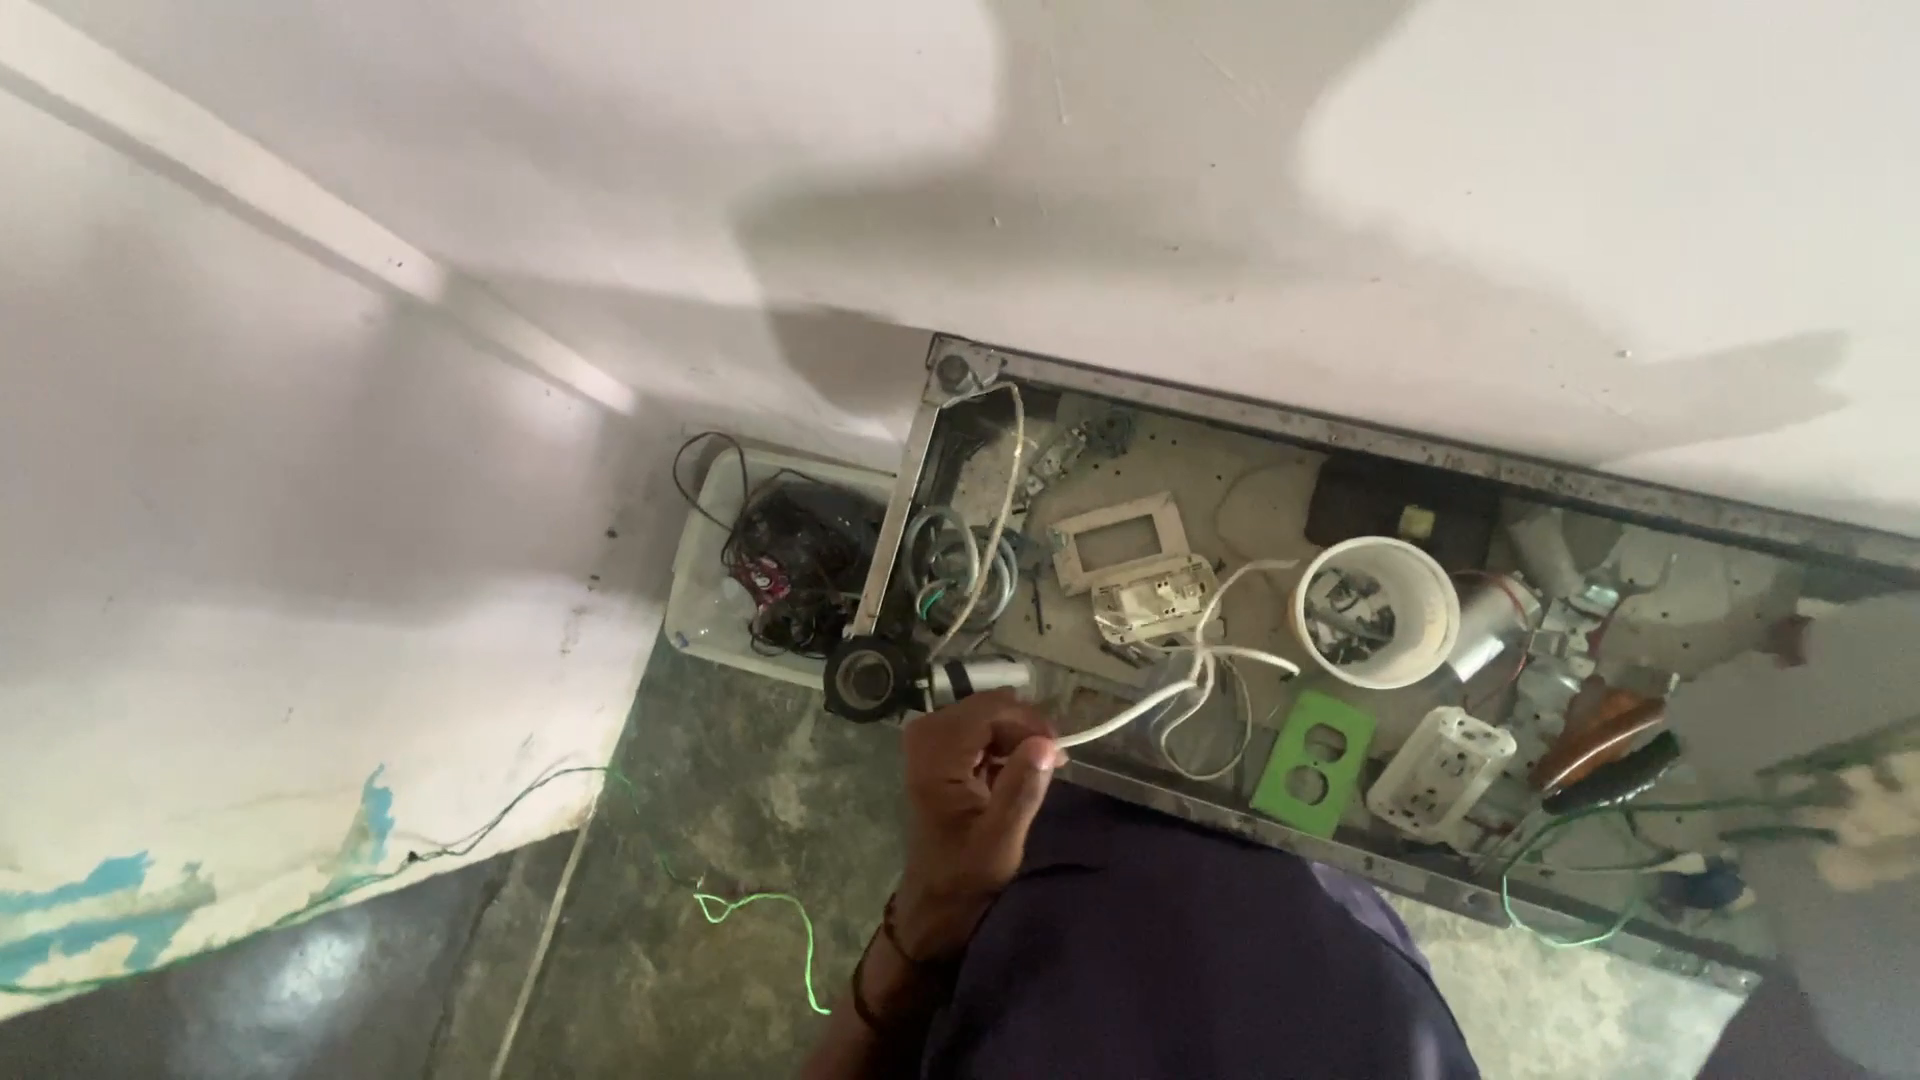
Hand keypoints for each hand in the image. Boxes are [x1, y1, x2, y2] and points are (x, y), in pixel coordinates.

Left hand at [894, 690, 1066, 961]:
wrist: (935, 902)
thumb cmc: (965, 877)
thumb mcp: (1001, 841)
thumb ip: (1022, 790)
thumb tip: (1045, 743)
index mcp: (935, 755)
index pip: (989, 710)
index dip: (1028, 723)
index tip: (1059, 751)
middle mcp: (926, 736)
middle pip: (987, 707)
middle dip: (1024, 727)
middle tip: (1055, 758)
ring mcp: (930, 741)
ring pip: (985, 714)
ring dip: (1017, 735)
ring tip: (1043, 766)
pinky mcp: (938, 751)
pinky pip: (978, 728)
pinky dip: (1003, 743)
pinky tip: (1018, 770)